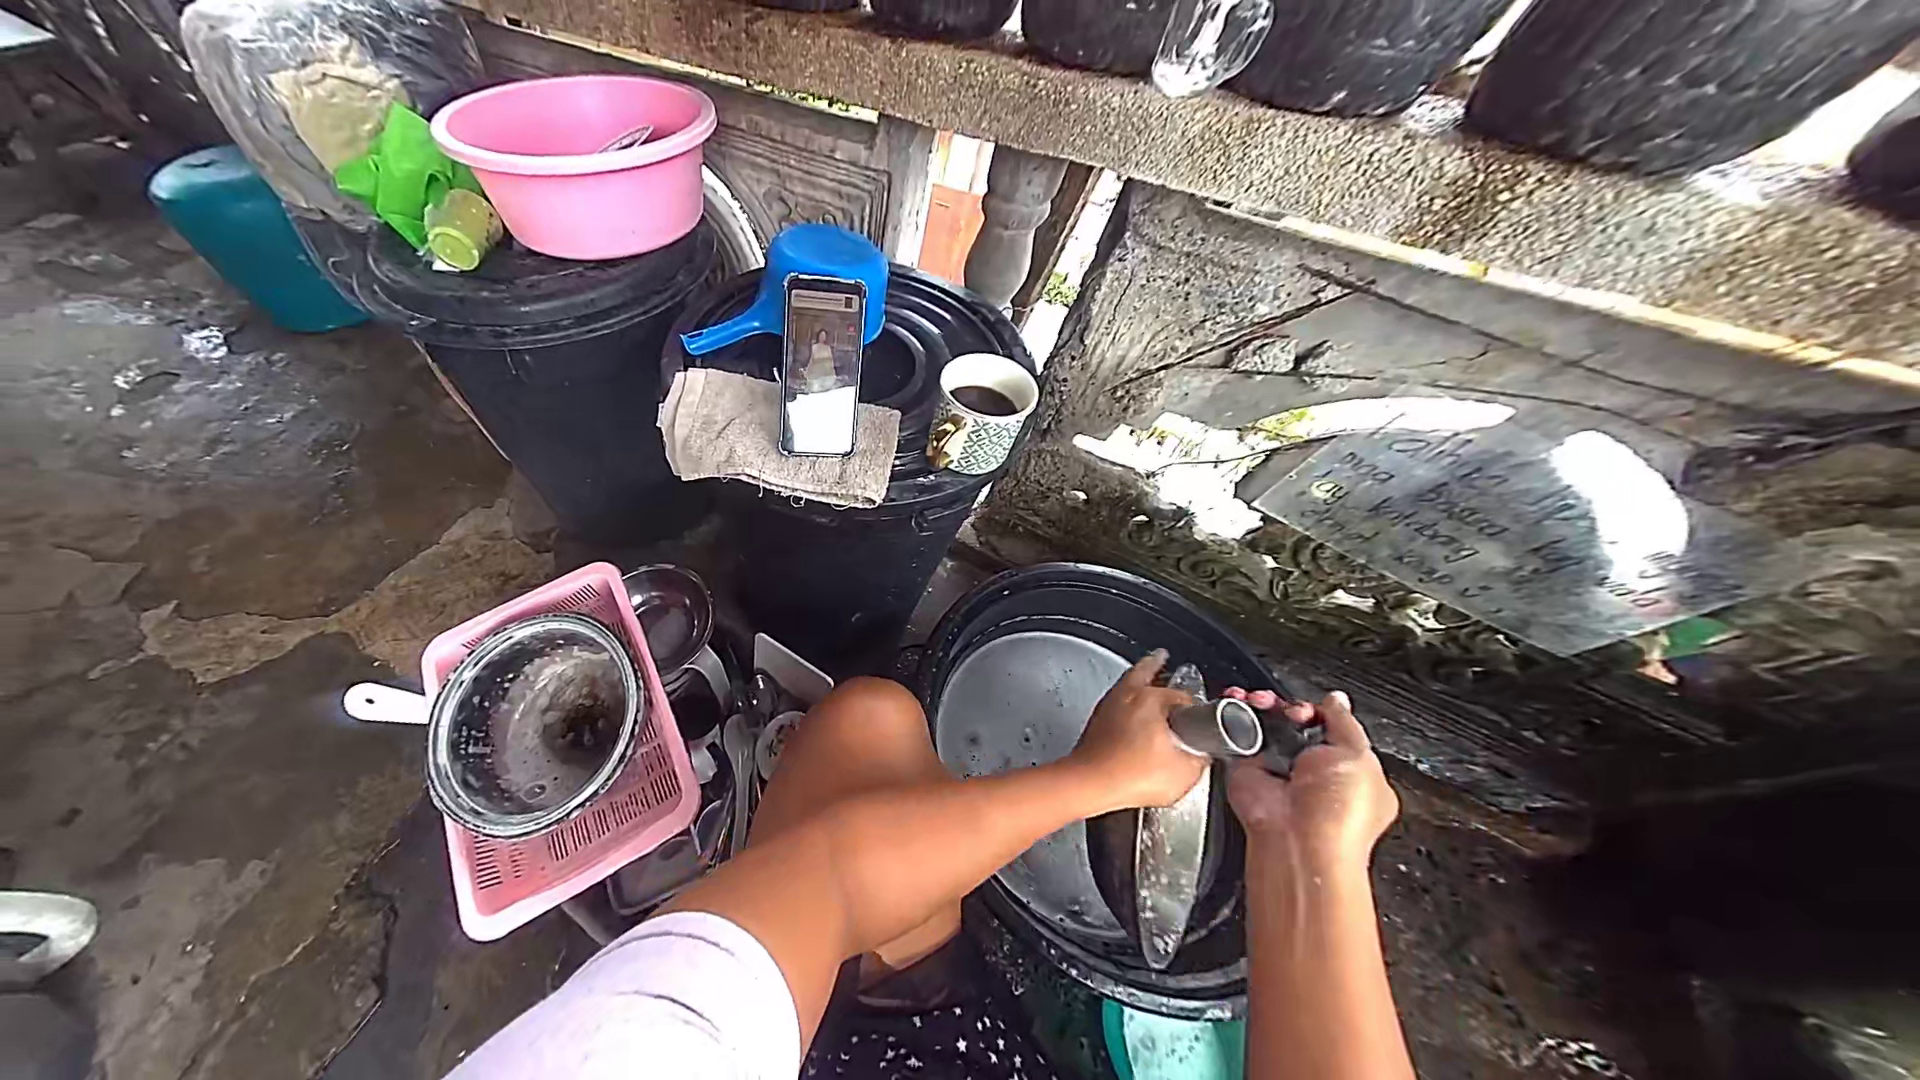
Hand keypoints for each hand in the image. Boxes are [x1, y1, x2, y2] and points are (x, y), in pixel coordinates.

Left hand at [1068, 649, 1206, 810]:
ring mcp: (1108, 706)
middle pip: (1145, 670)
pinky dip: (1126, 703)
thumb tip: (1202, 755)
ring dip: (1138, 681)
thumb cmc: (1129, 774)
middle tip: (1162, 657)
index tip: (1198, 717)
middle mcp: (1127, 695)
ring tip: (1148, 683)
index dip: (1194, 708)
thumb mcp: (1184, 772)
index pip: (1182, 696)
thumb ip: (1199, 758)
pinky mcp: (1096, 721)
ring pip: (1127, 684)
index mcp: (1151, 699)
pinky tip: (1132, 716)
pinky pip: (1115, 703)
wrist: (1090, 783)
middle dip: (1156, 664)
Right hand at [1224, 689, 1397, 870]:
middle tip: (1288, 711)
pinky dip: (1236, 715)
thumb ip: (1344, 722)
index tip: (1311, 710)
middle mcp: (1312, 771)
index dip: (1320, 712)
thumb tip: (1335, 700)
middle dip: (1288, 706)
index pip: (1332, 727)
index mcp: (1349, 770)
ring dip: (1261, 705)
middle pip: (1295, 722)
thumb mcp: (1359, 756)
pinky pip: (1240, 734)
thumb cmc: (1339, 814)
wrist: (1297, 839)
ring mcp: (1278, 769)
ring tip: (1259, 701)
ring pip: (1268, 723)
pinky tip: (1238, 703)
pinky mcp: (1248, 769)